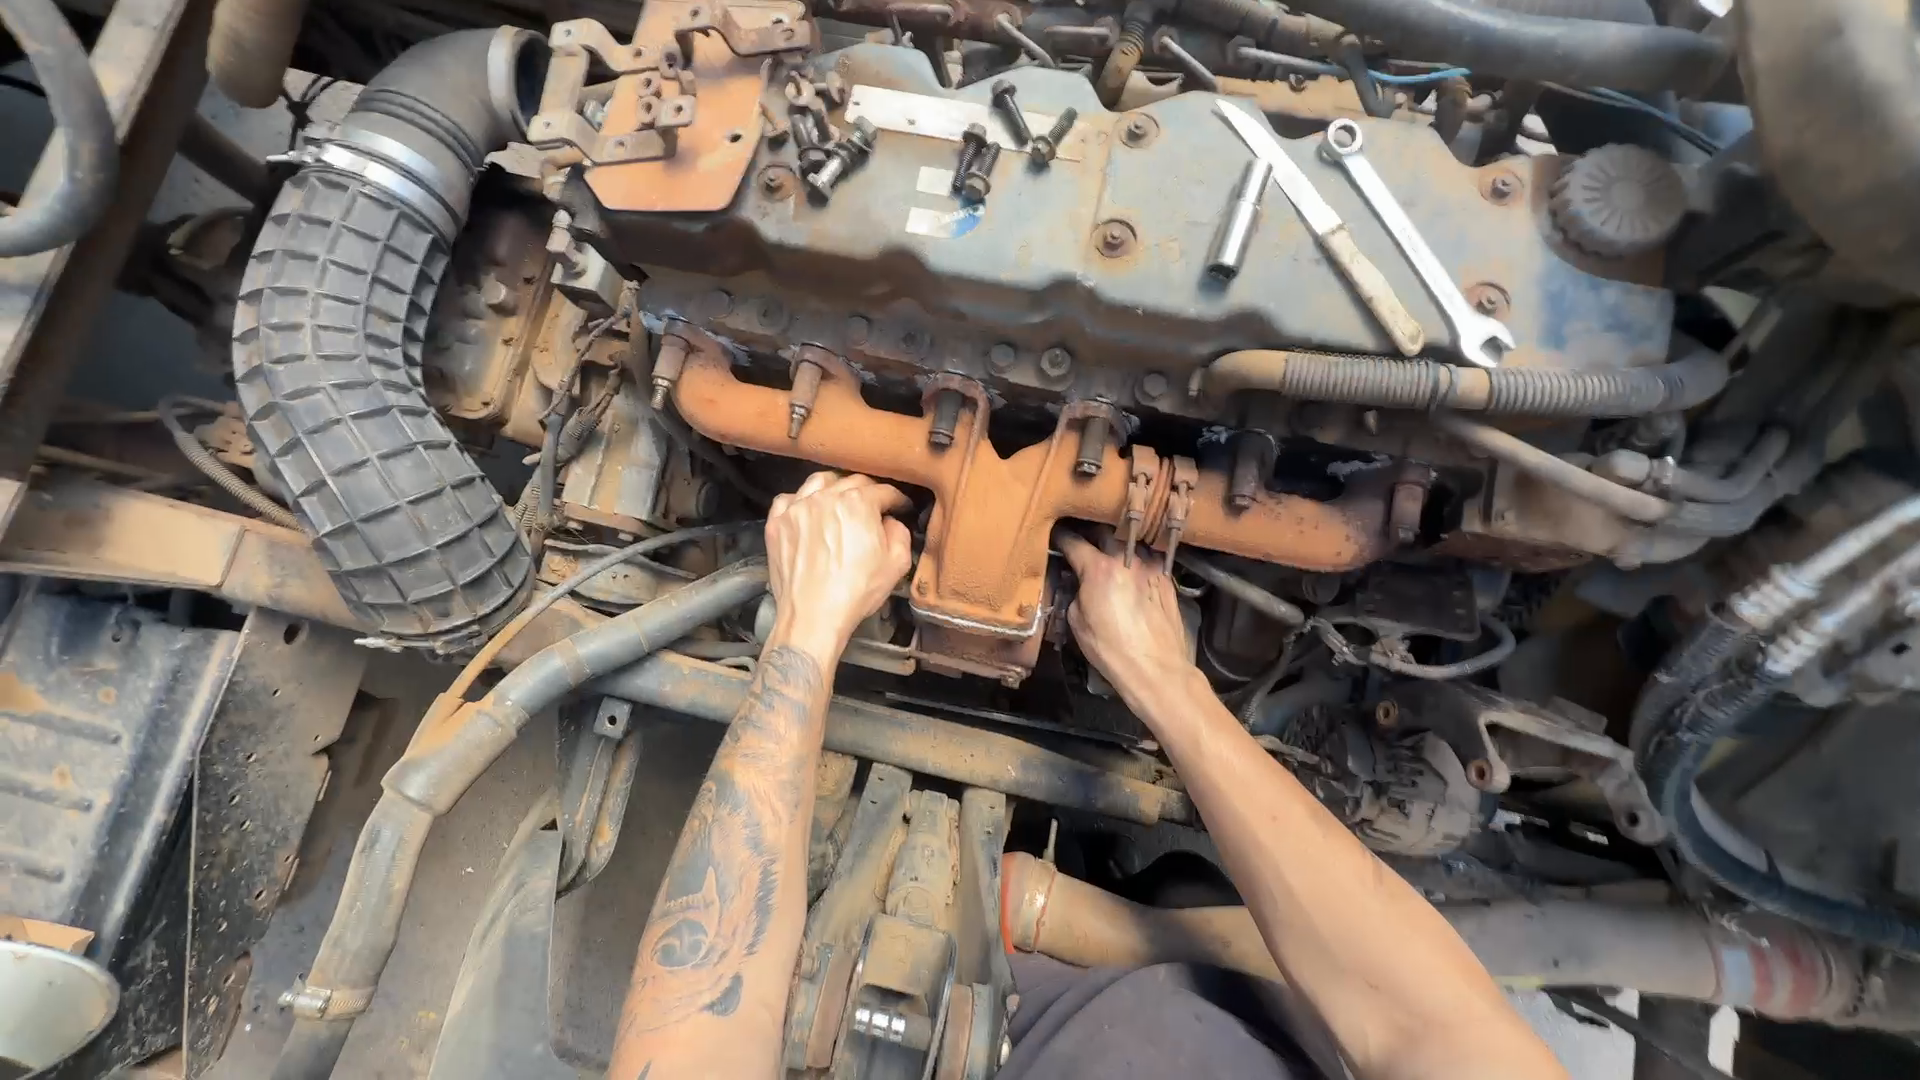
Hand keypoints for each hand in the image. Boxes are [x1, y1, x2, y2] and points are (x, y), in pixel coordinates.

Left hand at [766, 471, 913, 659]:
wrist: (813, 616)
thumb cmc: (855, 592)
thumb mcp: (897, 564)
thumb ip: (900, 533)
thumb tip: (890, 521)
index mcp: (858, 503)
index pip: (884, 491)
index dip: (896, 499)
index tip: (900, 507)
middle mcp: (826, 497)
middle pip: (852, 481)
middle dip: (868, 491)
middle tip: (874, 505)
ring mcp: (798, 508)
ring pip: (819, 482)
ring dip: (834, 487)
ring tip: (840, 500)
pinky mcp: (777, 523)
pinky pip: (788, 499)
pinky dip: (800, 500)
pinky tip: (807, 511)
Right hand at [1054, 528, 1199, 712]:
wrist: (1156, 668)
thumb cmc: (1111, 649)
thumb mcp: (1077, 623)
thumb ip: (1076, 594)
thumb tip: (1080, 584)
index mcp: (1099, 569)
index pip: (1074, 542)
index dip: (1062, 538)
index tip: (1057, 537)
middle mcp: (1127, 559)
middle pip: (1106, 531)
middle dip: (1092, 534)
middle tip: (1085, 543)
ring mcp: (1151, 566)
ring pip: (1131, 541)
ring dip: (1118, 545)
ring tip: (1111, 554)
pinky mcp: (1168, 579)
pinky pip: (1149, 558)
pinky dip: (1137, 560)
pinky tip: (1133, 571)